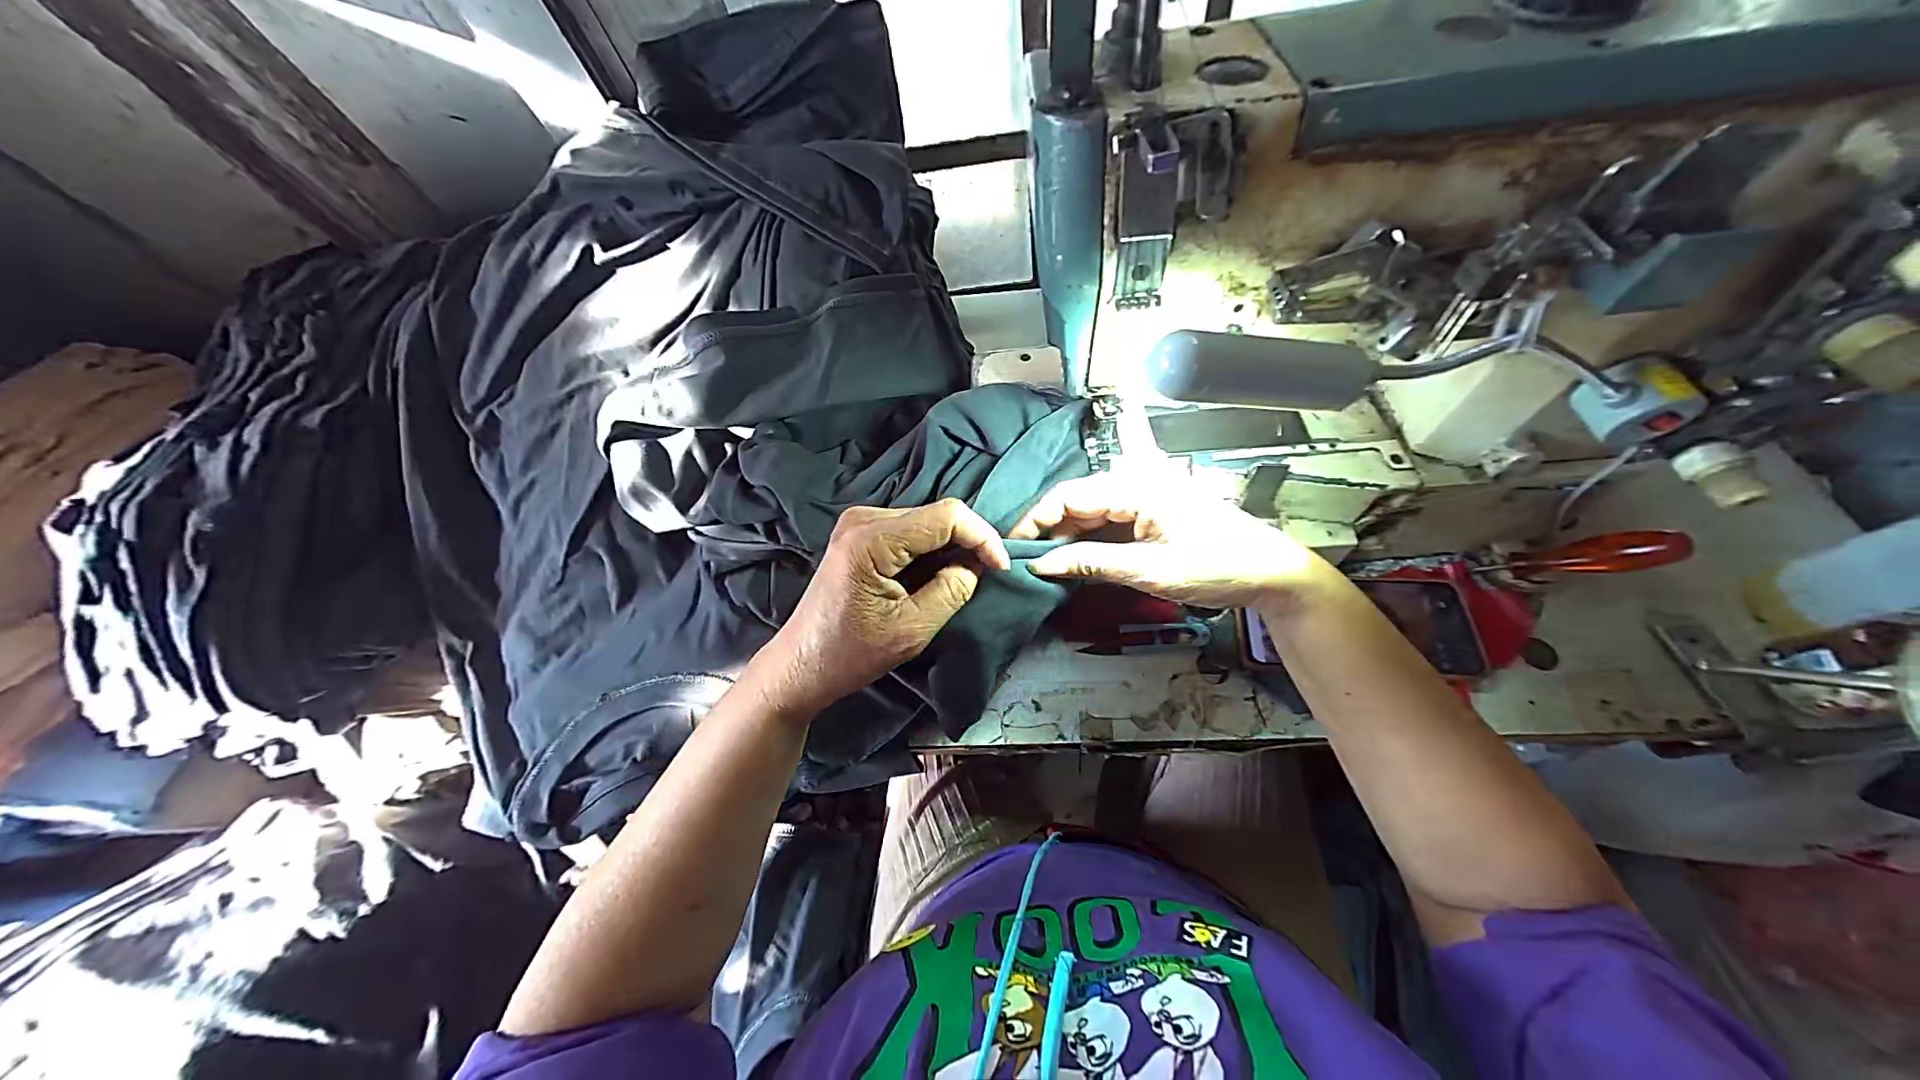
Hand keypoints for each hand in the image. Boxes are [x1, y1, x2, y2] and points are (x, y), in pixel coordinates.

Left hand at [741, 499, 1010, 718]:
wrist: (801, 664)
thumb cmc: (851, 653)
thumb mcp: (912, 629)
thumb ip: (951, 590)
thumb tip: (977, 565)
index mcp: (872, 539)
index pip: (947, 515)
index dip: (982, 537)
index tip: (1001, 568)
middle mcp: (862, 519)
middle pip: (937, 515)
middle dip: (967, 543)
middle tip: (985, 578)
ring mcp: (857, 524)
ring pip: (926, 522)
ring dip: (949, 548)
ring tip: (958, 582)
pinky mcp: (858, 535)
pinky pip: (909, 532)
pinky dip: (930, 551)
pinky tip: (933, 578)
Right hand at [1010, 473, 1337, 609]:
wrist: (1271, 573)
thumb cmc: (1219, 566)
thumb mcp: (1149, 570)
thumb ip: (1092, 563)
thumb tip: (1044, 564)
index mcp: (1136, 487)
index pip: (1068, 496)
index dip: (1034, 521)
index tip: (1013, 547)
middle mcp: (1137, 483)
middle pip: (1075, 502)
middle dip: (1047, 530)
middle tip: (1025, 562)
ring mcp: (1145, 496)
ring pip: (1089, 511)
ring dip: (1067, 536)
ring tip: (1045, 565)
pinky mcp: (1151, 513)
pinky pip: (1108, 519)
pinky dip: (1088, 537)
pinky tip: (1074, 554)